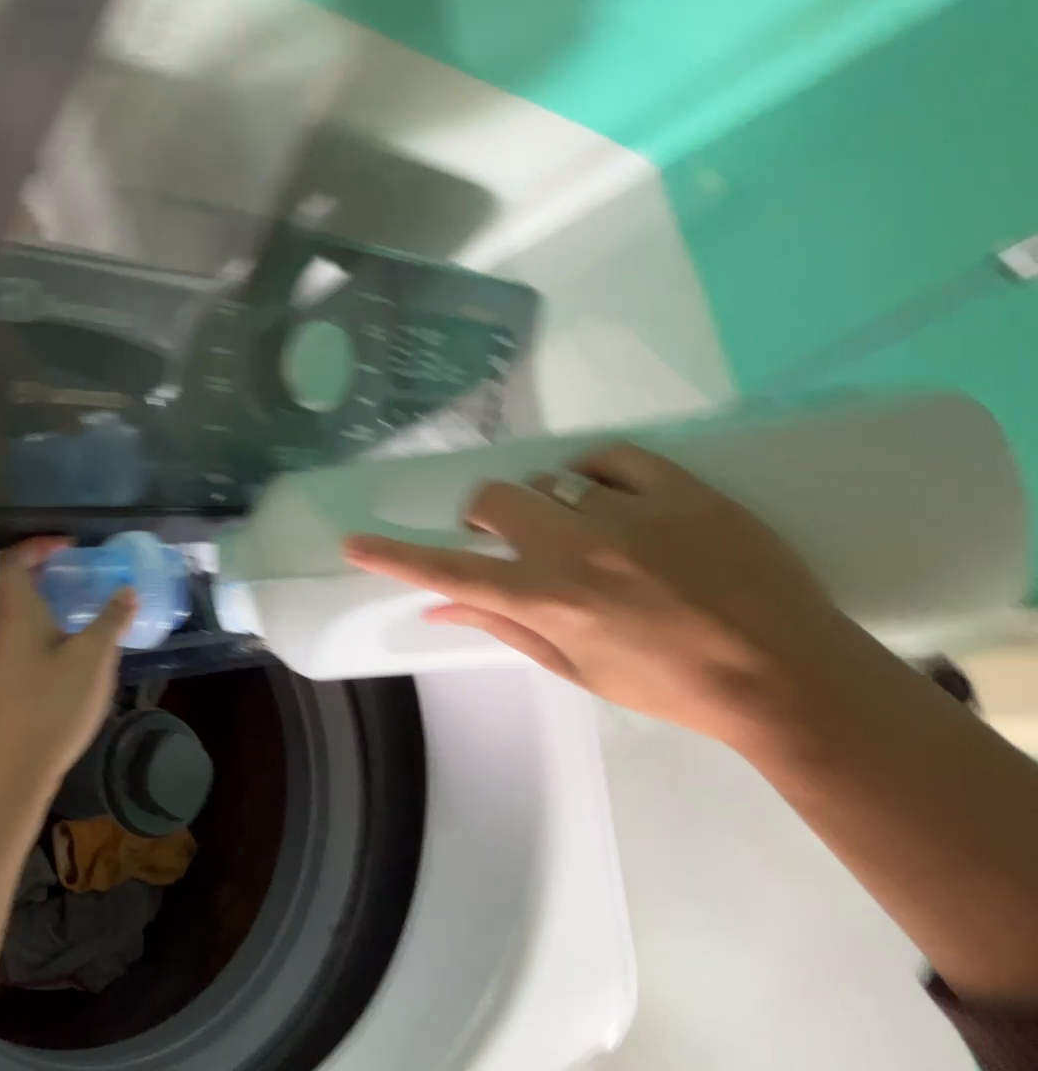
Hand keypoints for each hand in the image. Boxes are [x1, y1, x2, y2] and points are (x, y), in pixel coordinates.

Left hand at [0, 539, 135, 802]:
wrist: (8, 770)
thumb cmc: (50, 705)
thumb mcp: (93, 659)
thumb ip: (110, 621)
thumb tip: (126, 591)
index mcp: (17, 612)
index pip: (14, 560)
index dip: (38, 544)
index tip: (71, 546)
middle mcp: (1, 629)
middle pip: (13, 586)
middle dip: (46, 574)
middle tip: (82, 576)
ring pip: (19, 618)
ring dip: (47, 606)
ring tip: (84, 614)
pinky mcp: (2, 687)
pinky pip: (22, 643)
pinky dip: (45, 634)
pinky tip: (72, 656)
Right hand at [344, 444, 885, 745]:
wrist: (788, 674)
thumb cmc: (669, 684)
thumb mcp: (576, 668)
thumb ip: (503, 629)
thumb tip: (438, 609)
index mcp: (548, 604)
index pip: (451, 573)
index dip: (394, 557)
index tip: (353, 542)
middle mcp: (577, 552)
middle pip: (494, 499)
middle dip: (486, 513)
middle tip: (508, 534)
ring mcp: (630, 514)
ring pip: (548, 479)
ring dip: (545, 502)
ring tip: (581, 527)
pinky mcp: (681, 490)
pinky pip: (610, 457)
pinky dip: (597, 473)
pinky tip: (613, 497)